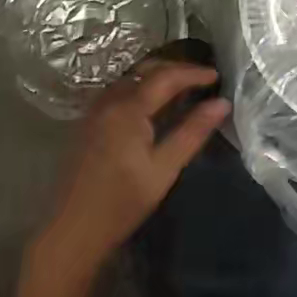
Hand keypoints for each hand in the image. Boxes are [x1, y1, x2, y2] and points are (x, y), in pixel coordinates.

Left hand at [29, 62, 229, 296]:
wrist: (74, 227)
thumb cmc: (122, 202)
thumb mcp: (164, 169)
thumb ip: (192, 132)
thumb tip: (222, 104)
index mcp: (127, 109)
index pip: (164, 77)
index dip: (192, 73)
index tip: (217, 76)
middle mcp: (107, 102)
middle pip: (143, 73)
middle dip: (174, 70)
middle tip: (202, 79)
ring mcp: (93, 111)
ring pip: (127, 81)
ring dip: (154, 79)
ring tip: (182, 90)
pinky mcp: (86, 123)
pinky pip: (115, 94)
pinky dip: (138, 91)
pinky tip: (151, 107)